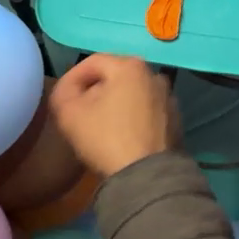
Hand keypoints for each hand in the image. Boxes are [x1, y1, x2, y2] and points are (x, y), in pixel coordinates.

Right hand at [49, 54, 177, 176]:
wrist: (147, 176)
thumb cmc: (106, 138)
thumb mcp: (69, 113)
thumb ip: (62, 92)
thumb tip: (69, 89)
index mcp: (129, 66)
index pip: (92, 62)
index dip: (72, 78)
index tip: (62, 98)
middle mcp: (153, 75)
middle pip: (114, 76)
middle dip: (94, 91)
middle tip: (79, 112)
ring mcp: (168, 97)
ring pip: (132, 93)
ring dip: (114, 104)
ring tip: (100, 126)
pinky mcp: (175, 120)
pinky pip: (146, 111)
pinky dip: (132, 117)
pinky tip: (122, 136)